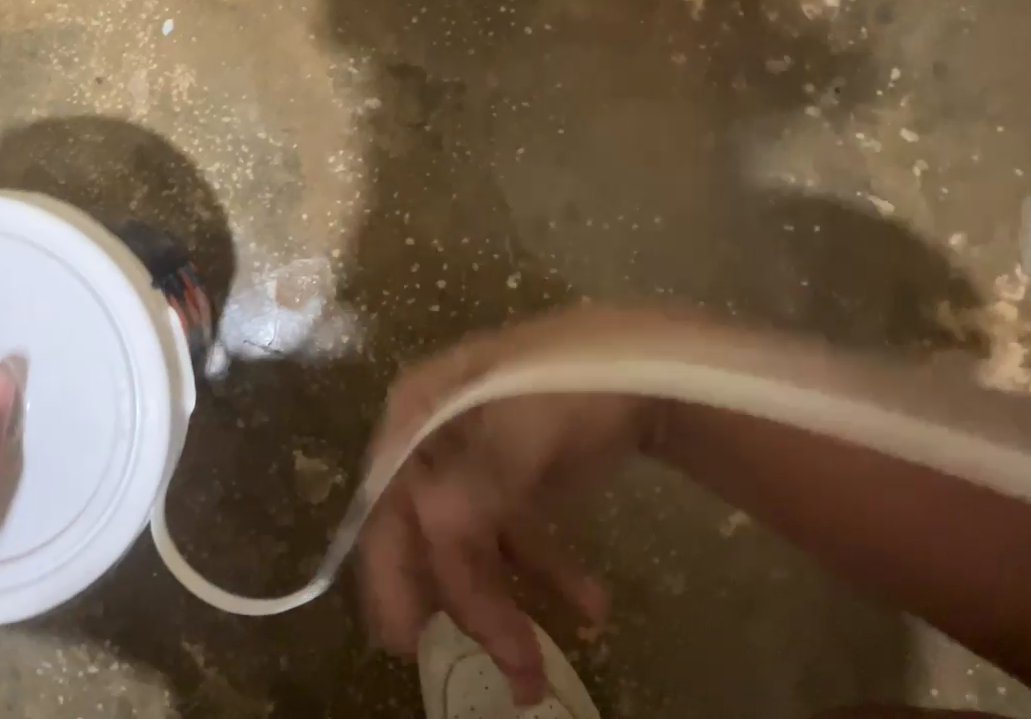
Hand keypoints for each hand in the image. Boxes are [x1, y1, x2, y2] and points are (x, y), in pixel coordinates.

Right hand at [357, 308, 687, 703]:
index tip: (404, 636)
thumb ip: (474, 487)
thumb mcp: (521, 429)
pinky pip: (513, 539)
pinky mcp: (509, 481)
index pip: (386, 499)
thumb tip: (432, 536)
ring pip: (469, 544)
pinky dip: (545, 577)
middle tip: (508, 669)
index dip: (389, 567)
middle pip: (425, 530)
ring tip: (540, 669)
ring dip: (504, 605)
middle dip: (463, 601)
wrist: (645, 361)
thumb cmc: (567, 380)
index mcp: (414, 415)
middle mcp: (429, 441)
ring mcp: (470, 464)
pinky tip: (590, 608)